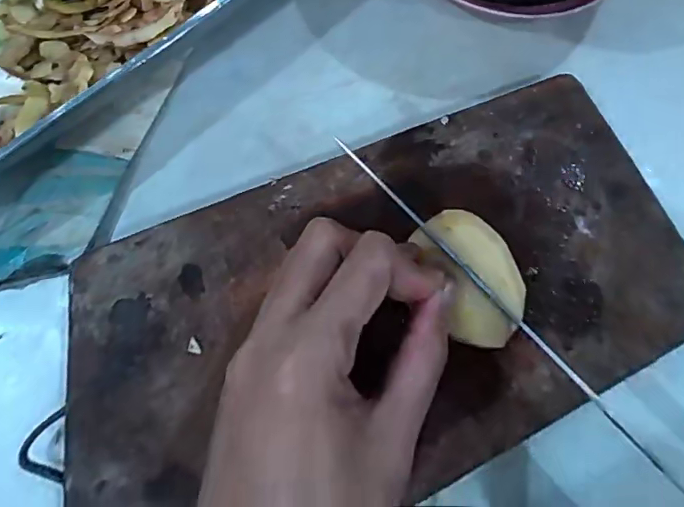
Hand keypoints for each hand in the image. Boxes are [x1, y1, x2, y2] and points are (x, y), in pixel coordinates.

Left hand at [198, 218, 452, 506]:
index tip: (440, 298)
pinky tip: (349, 334)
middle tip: (405, 289)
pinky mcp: (240, 366)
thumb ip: (422, 359)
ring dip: (344, 268)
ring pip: (296, 264)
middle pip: (319, 238)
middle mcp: (266, 334)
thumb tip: (443, 296)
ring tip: (384, 307)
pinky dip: (320, 294)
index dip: (413, 266)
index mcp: (306, 352)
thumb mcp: (392, 444)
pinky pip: (282, 300)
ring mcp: (246, 347)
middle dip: (371, 249)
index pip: (367, 259)